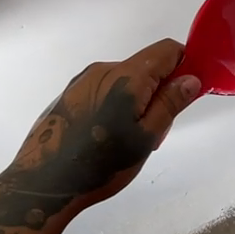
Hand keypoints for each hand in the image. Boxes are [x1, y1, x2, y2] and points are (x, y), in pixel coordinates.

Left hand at [0, 39, 200, 233]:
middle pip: (146, 65)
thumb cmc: (101, 164)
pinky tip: (106, 137)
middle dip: (161, 89)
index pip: (168, 50)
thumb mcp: (146, 138)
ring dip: (138, 99)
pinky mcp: (70, 94)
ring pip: (126, 79)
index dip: (186, 65)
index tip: (187, 94)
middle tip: (157, 130)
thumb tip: (192, 78)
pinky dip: (117, 104)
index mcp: (127, 76)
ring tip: (129, 139)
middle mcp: (104, 69)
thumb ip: (170, 103)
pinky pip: (105, 89)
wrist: (42, 184)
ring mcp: (83, 80)